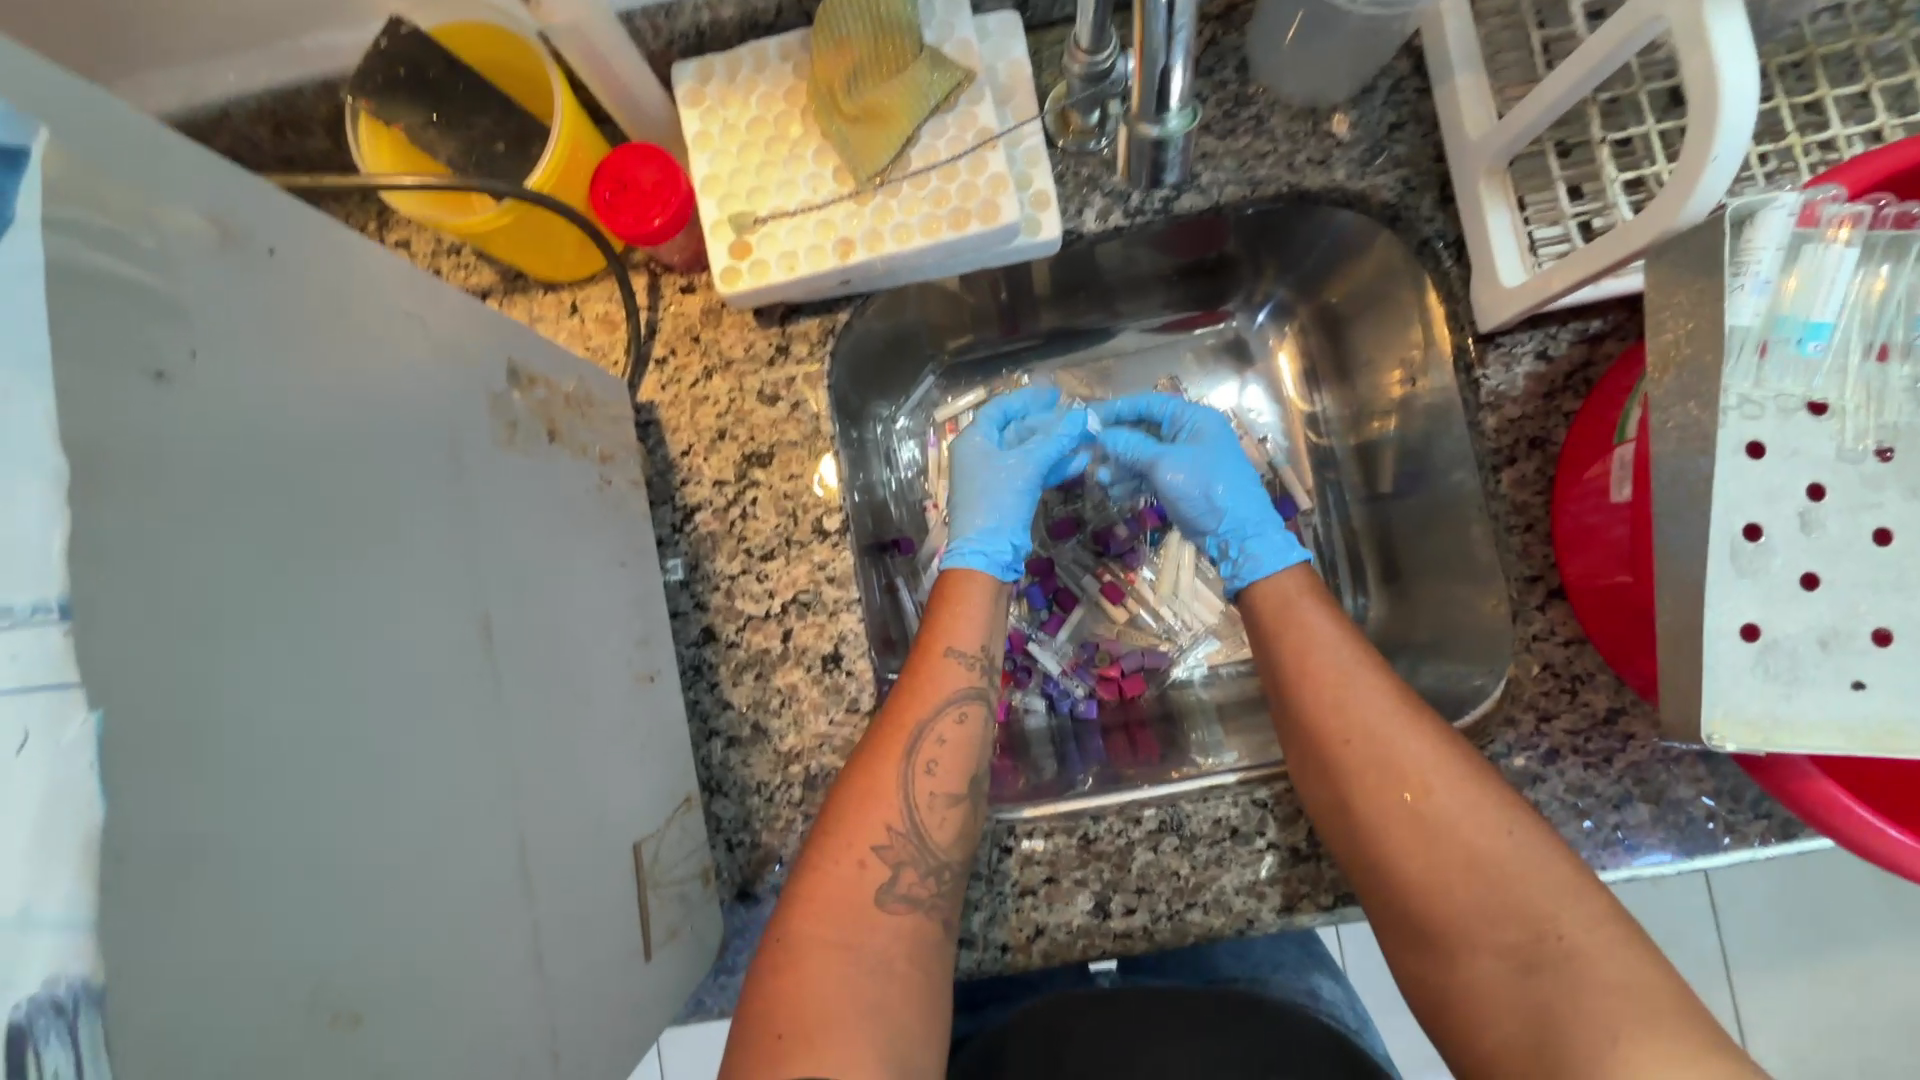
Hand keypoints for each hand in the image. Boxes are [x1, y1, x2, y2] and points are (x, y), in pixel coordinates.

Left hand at [942, 385, 1092, 581]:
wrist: (987, 554)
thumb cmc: (998, 501)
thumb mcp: (1027, 465)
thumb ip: (1056, 439)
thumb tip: (1083, 416)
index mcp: (974, 440)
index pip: (1000, 409)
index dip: (1027, 399)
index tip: (1055, 394)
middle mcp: (981, 455)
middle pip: (1017, 430)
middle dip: (1049, 425)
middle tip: (1078, 418)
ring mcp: (994, 477)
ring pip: (1028, 453)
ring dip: (1056, 447)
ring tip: (1086, 438)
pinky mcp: (1008, 496)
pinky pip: (1032, 473)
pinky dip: (1052, 467)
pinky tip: (1079, 462)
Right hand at [1092, 392, 1308, 596]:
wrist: (1237, 534)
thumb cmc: (1205, 490)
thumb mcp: (1164, 465)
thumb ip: (1131, 447)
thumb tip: (1101, 435)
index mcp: (1193, 419)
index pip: (1149, 404)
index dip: (1118, 410)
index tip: (1090, 419)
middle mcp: (1189, 434)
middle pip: (1144, 430)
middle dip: (1117, 444)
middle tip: (1090, 455)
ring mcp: (1185, 459)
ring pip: (1144, 455)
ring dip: (1121, 466)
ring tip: (1101, 480)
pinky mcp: (1181, 482)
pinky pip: (1150, 474)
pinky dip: (1132, 482)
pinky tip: (1115, 493)